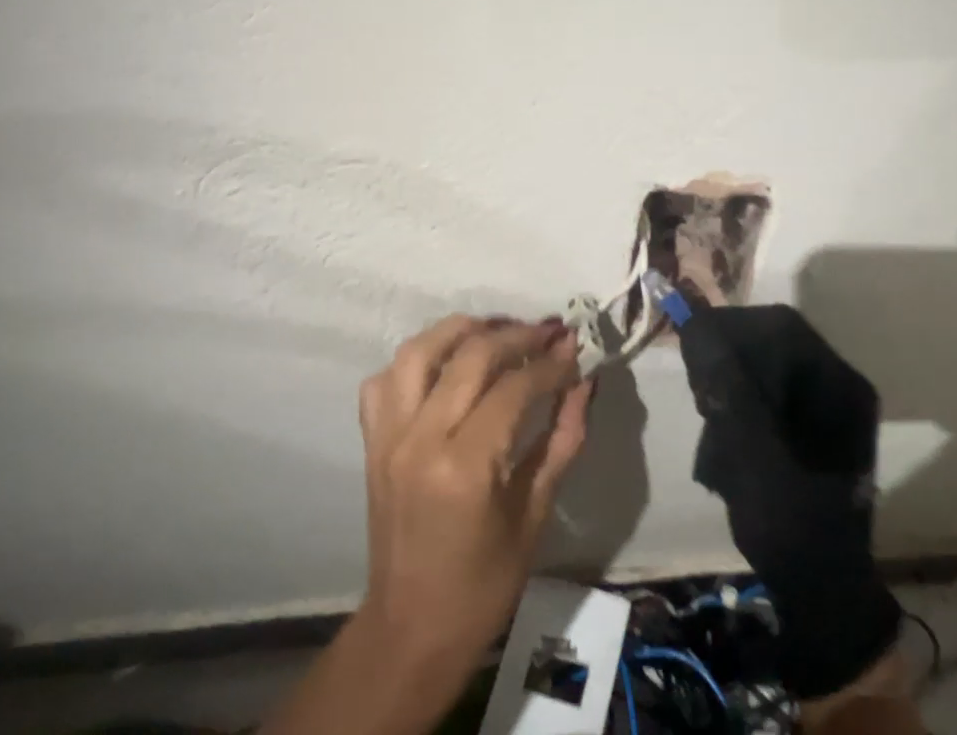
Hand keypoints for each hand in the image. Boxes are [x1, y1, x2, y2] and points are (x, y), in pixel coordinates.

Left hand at [357, 315, 593, 667]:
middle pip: (470, 356)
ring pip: (418, 352)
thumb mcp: (536, 512)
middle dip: (516, 335)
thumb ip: (562, 440)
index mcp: (465, 465)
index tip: (576, 347)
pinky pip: (385, 382)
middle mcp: (420, 438)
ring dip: (460, 331)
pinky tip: (444, 367)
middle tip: (549, 331)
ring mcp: (388, 437)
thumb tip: (584, 382)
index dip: (551, 362)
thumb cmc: (486, 582)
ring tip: (497, 330)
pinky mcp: (371, 443)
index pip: (515, 387)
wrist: (413, 625)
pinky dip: (414, 362)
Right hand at [677, 304, 905, 701]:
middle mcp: (839, 389)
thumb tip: (697, 324)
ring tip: (711, 423)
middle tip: (700, 397)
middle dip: (728, 363)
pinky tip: (727, 443)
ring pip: (766, 371)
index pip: (780, 328)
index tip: (689, 350)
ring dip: (731, 388)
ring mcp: (828, 411)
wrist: (821, 593)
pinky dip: (740, 411)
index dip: (730, 328)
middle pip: (774, 346)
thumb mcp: (752, 457)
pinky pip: (768, 399)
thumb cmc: (791, 527)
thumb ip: (728, 389)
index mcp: (839, 387)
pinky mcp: (811, 432)